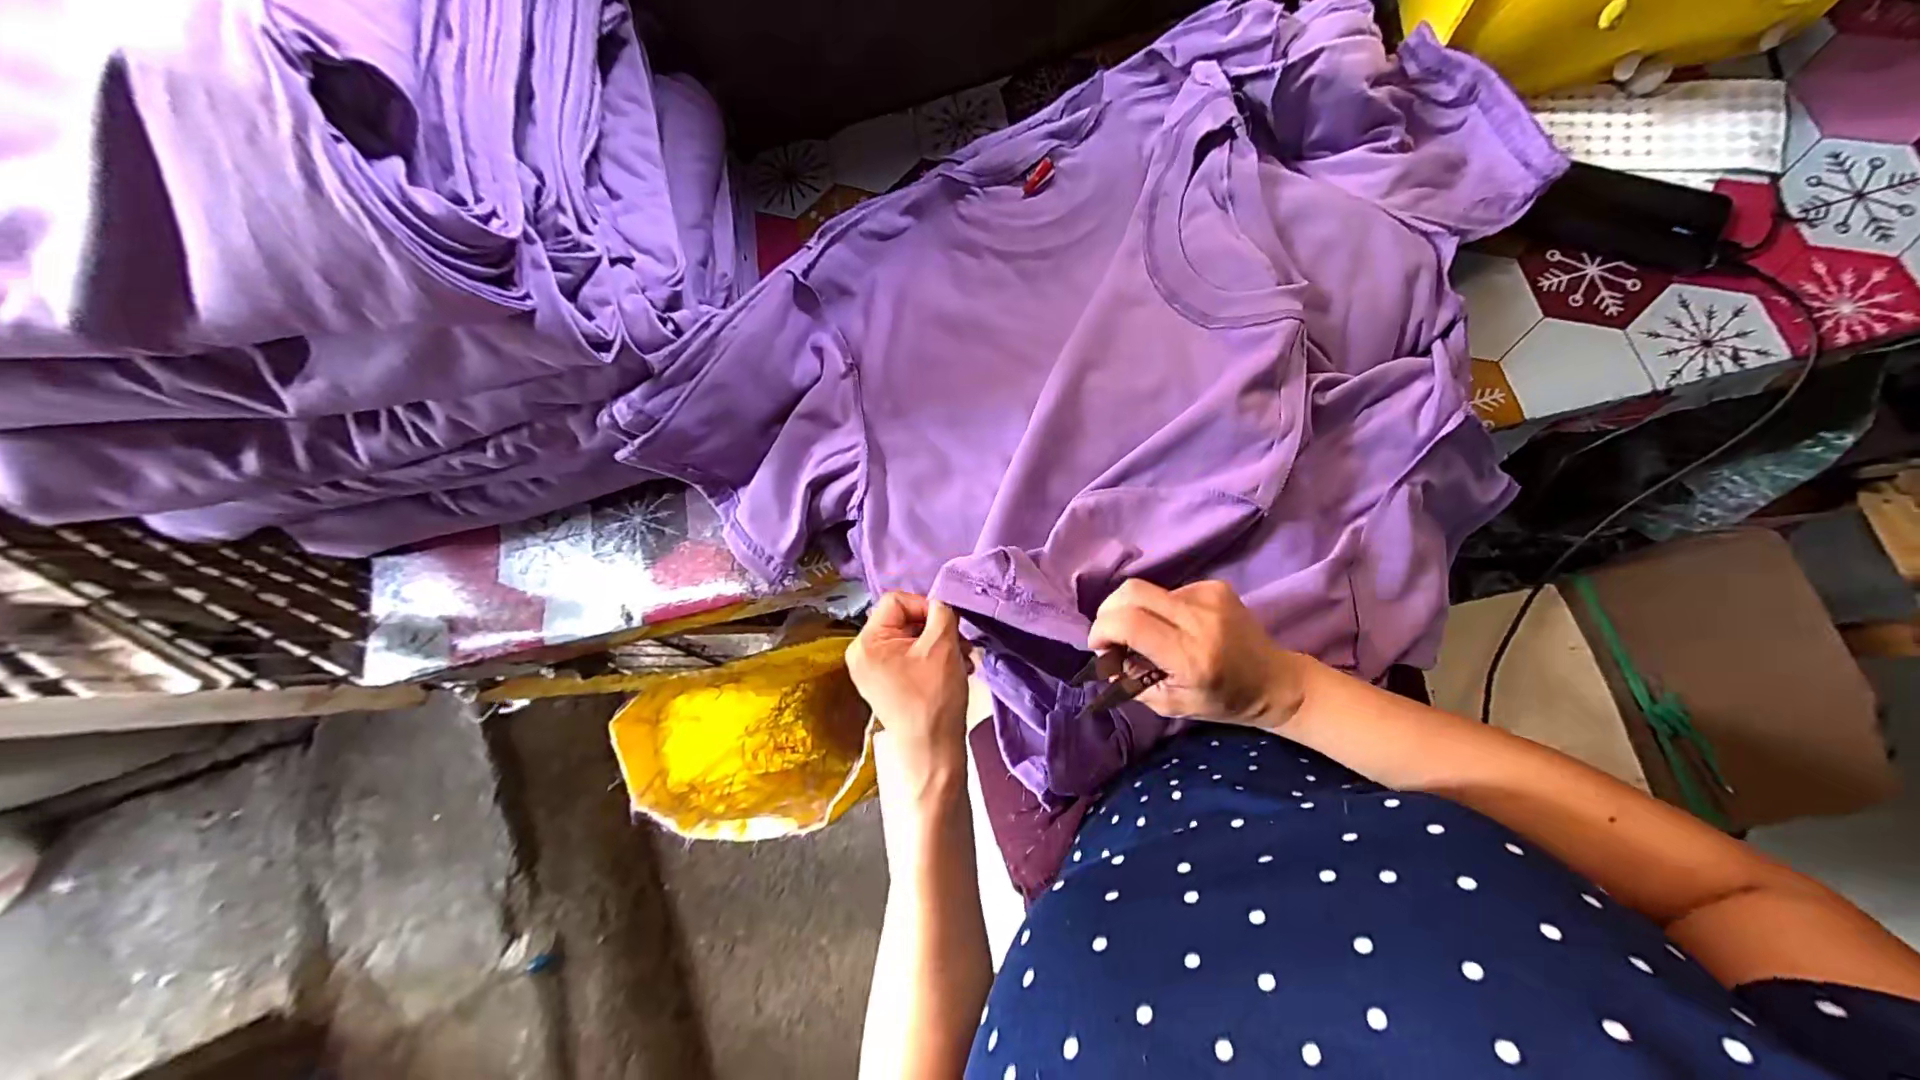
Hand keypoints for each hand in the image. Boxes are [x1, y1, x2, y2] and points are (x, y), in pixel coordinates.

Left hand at [847, 592, 971, 791]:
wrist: (932, 751)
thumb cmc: (934, 699)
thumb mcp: (943, 644)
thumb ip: (942, 611)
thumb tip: (939, 603)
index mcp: (867, 642)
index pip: (897, 601)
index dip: (926, 607)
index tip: (948, 626)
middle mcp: (862, 653)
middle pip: (904, 619)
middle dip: (937, 629)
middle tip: (961, 645)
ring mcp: (872, 670)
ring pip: (911, 638)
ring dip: (940, 644)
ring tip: (962, 661)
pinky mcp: (886, 683)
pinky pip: (910, 657)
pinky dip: (933, 659)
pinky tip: (954, 670)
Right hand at [1087, 579, 1305, 727]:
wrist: (1275, 681)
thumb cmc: (1222, 700)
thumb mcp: (1171, 704)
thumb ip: (1132, 681)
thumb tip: (1105, 657)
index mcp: (1190, 656)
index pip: (1130, 623)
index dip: (1102, 630)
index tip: (1099, 647)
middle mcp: (1199, 619)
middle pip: (1131, 592)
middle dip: (1108, 612)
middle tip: (1110, 635)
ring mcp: (1209, 597)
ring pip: (1146, 590)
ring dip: (1134, 611)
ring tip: (1147, 635)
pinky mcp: (1215, 587)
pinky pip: (1168, 591)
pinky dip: (1158, 608)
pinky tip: (1173, 627)